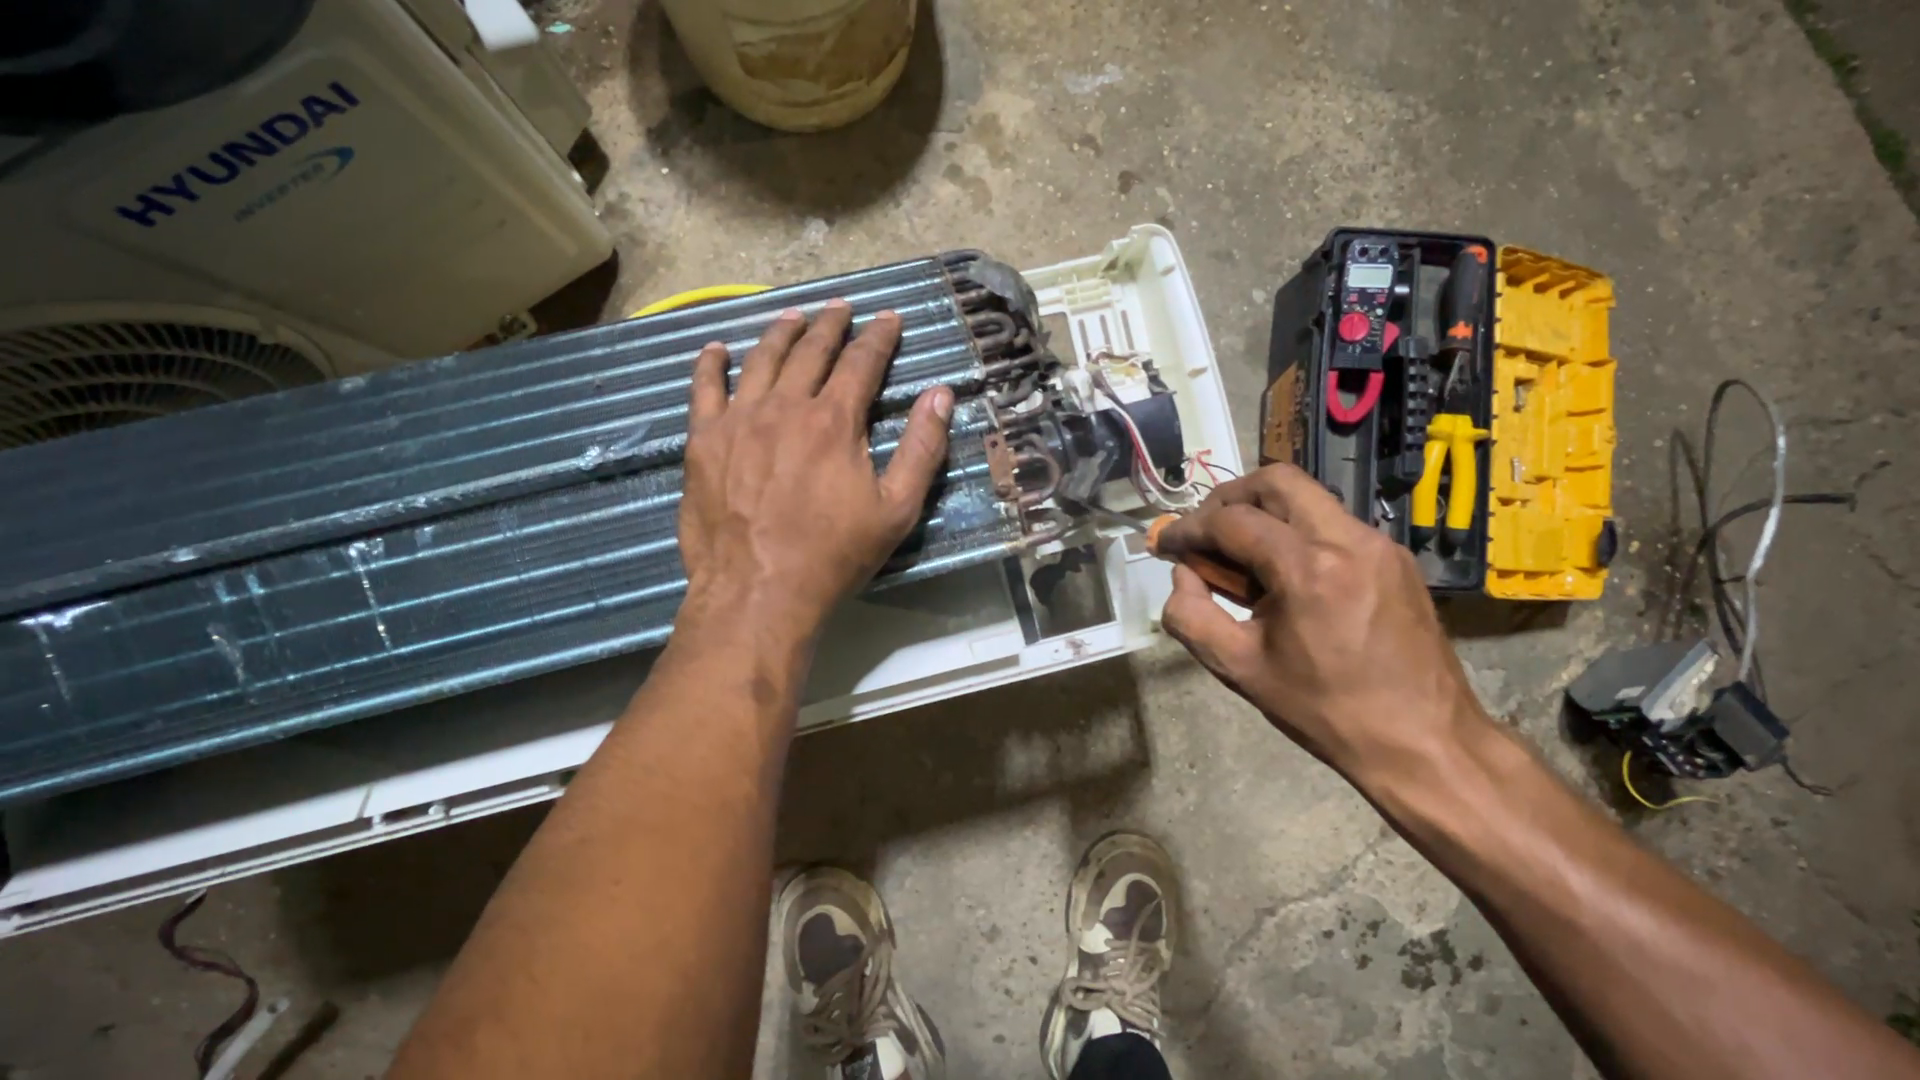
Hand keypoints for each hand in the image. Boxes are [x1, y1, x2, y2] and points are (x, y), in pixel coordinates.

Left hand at [675, 300, 953, 650]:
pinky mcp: (704, 441)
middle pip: (810, 351)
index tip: (889, 318)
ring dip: (780, 333)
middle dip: (830, 324)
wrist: (757, 591)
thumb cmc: (833, 555)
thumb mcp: (896, 510)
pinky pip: (704, 390)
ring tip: (793, 316)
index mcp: (834, 420)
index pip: (861, 362)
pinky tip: (716, 349)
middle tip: (841, 308)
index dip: (878, 337)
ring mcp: (738, 420)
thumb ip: (922, 449)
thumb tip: (941, 395)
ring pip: (761, 360)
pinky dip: (711, 365)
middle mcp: (785, 406)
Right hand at [1154, 464, 1491, 782]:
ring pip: (1309, 498)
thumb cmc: (1326, 712)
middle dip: (1228, 499)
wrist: (1424, 742)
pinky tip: (1285, 578)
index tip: (1164, 542)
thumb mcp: (1240, 670)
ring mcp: (1380, 545)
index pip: (1232, 521)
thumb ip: (1191, 616)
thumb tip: (1182, 575)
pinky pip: (1335, 525)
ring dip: (1265, 514)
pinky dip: (1298, 533)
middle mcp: (1349, 540)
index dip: (1188, 528)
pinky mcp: (1397, 559)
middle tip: (1204, 533)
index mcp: (1309, 569)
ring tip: (1241, 559)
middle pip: (1276, 481)